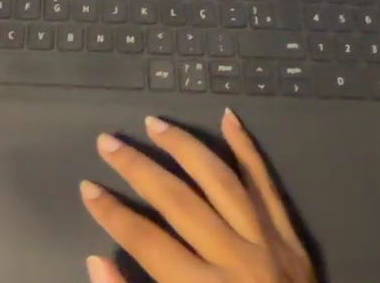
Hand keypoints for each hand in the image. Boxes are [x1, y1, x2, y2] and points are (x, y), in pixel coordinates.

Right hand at [80, 110, 315, 282]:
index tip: (87, 187)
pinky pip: (266, 186)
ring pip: (221, 181)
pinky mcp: (292, 239)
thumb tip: (96, 260)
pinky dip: (248, 151)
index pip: (147, 243)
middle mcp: (237, 260)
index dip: (113, 214)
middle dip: (138, 169)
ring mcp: (269, 244)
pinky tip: (229, 118)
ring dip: (185, 148)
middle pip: (179, 202)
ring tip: (155, 123)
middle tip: (108, 141)